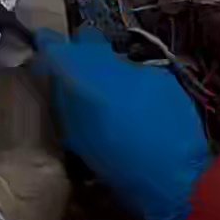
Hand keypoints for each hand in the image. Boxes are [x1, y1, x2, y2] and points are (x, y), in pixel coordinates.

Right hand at [33, 28, 211, 219]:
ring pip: (115, 58)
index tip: (41, 48)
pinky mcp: (164, 78)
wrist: (178, 178)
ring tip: (110, 97)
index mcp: (86, 83)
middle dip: (79, 51)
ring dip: (108, 71)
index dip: (47, 46)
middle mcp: (114, 67)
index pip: (58, 50)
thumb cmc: (120, 168)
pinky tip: (137, 106)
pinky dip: (131, 84)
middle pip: (89, 41)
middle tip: (75, 72)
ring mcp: (142, 70)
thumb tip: (57, 84)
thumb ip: (67, 105)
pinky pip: (138, 73)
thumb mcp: (81, 141)